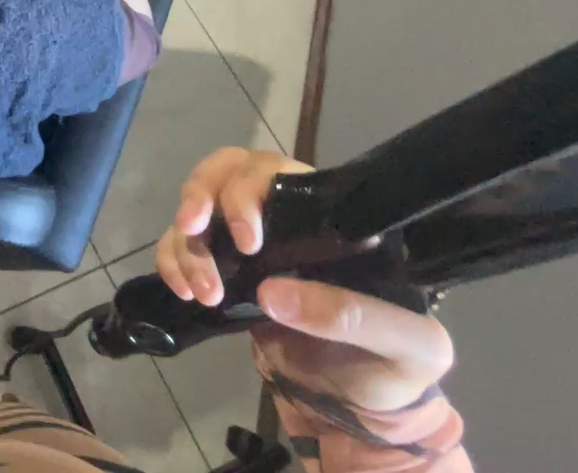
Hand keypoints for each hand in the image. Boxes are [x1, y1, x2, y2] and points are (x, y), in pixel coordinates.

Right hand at [156, 147, 453, 412]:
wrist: (356, 406)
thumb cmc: (392, 365)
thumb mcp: (406, 346)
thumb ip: (352, 316)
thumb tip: (271, 292)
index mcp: (325, 216)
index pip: (275, 172)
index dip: (249, 192)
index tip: (247, 242)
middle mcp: (278, 214)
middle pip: (223, 171)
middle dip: (199, 194)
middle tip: (191, 227)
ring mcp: (241, 238)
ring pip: (196, 210)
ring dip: (188, 246)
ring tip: (202, 293)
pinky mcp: (219, 266)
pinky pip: (180, 244)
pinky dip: (172, 261)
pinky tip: (183, 290)